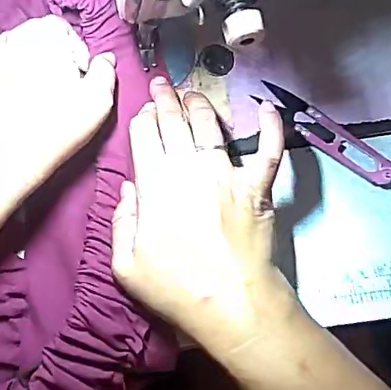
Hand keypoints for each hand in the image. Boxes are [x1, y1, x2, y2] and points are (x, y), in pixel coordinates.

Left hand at [0, 16, 116, 194]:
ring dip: (24, 65)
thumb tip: (105, 60)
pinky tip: (14, 99)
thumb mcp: (98, 99)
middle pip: (34, 37)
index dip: (75, 50)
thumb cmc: (55, 128)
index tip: (79, 75)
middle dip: (48, 55)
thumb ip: (105, 71)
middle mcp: (10, 41)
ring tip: (36, 95)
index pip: (61, 28)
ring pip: (11, 52)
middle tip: (59, 86)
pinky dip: (2, 79)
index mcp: (42, 37)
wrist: (8, 157)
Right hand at [111, 79, 302, 350]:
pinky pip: (268, 151)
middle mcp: (190, 170)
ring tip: (192, 94)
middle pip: (174, 122)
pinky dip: (269, 127)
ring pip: (211, 127)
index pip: (144, 136)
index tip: (141, 111)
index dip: (141, 118)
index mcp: (155, 184)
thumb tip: (129, 190)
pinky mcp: (258, 188)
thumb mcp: (125, 263)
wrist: (232, 305)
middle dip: (164, 99)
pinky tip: (266, 108)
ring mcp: (226, 176)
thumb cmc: (175, 288)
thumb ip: (121, 222)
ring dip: (200, 105)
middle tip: (161, 85)